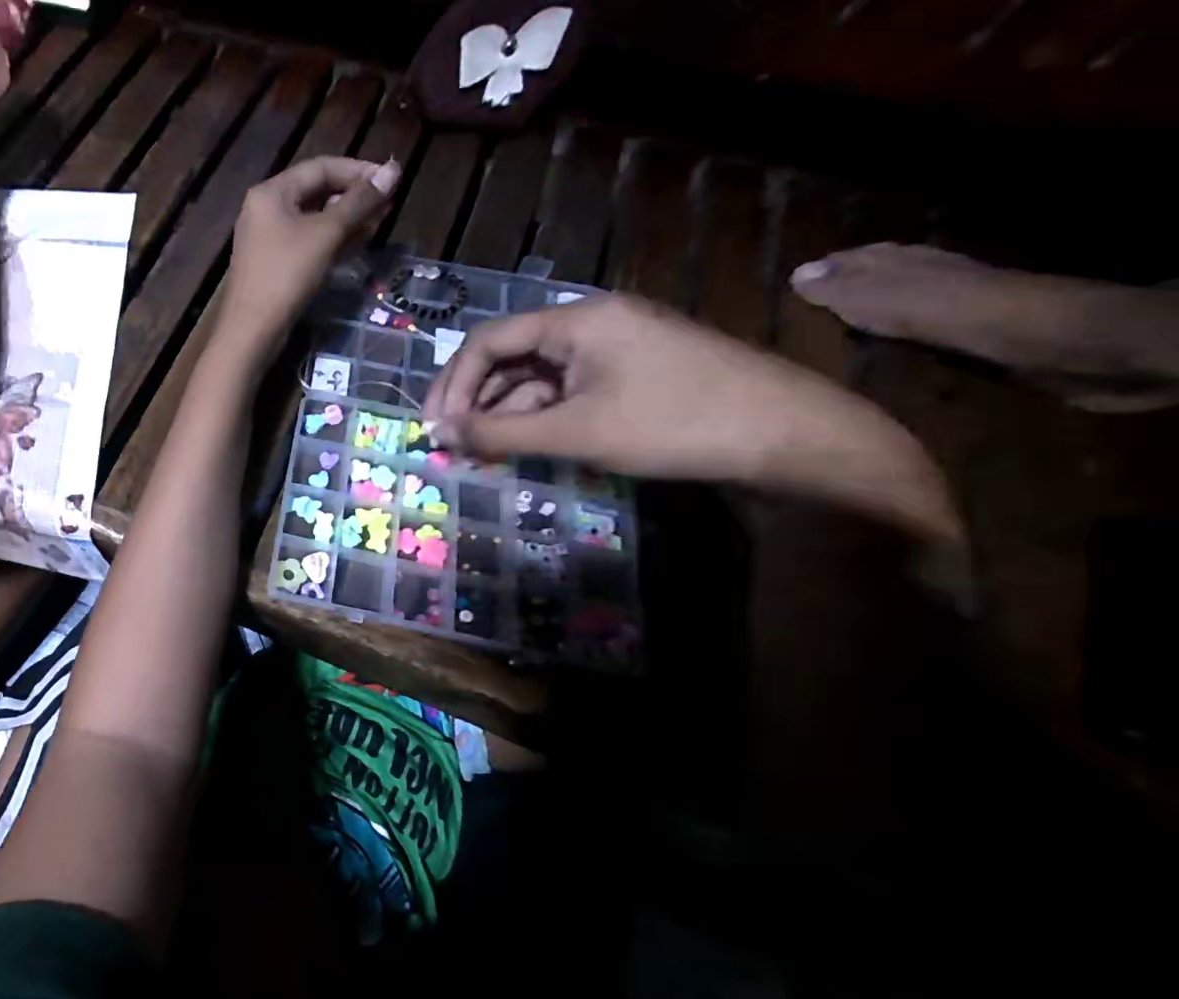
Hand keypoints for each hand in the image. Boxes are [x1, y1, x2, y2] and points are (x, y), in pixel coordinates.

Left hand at [217, 156, 401, 350]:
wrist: (251, 330)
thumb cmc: (286, 275)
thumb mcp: (325, 234)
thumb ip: (359, 202)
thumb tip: (393, 171)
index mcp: (271, 192)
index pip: (321, 167)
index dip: (358, 171)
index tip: (390, 182)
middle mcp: (265, 209)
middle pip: (316, 192)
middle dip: (353, 198)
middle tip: (387, 207)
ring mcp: (266, 238)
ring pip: (312, 219)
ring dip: (345, 220)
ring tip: (376, 226)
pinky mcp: (272, 263)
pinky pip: (305, 242)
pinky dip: (329, 241)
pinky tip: (352, 247)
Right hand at [425, 294, 961, 540]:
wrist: (786, 435)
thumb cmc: (673, 424)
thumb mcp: (576, 432)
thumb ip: (500, 435)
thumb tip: (440, 436)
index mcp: (577, 320)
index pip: (488, 340)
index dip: (452, 384)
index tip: (436, 429)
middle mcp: (591, 324)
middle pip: (510, 357)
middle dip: (475, 402)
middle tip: (454, 446)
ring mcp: (614, 350)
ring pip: (538, 379)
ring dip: (506, 415)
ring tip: (485, 455)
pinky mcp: (631, 375)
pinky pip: (568, 392)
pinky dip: (541, 419)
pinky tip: (527, 447)